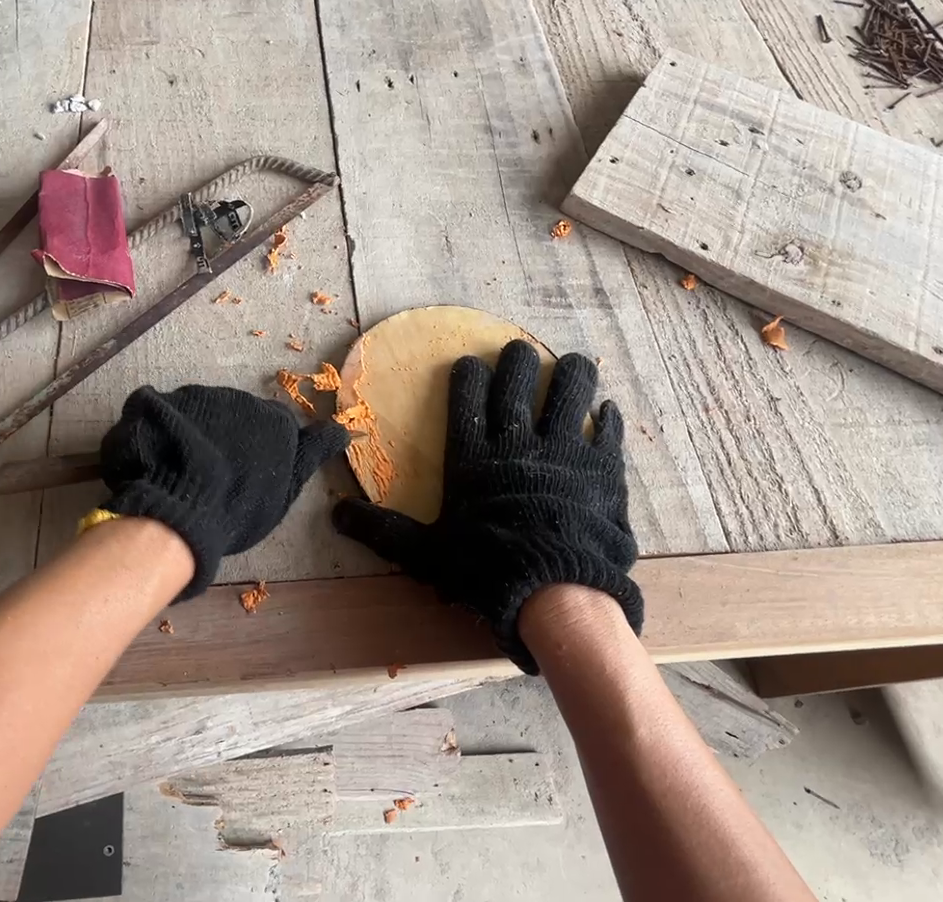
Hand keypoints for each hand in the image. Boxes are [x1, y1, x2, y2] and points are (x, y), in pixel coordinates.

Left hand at [100, 385, 350, 598]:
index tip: (247, 473)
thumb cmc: (240, 507)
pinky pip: (166, 412)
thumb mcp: (288, 486)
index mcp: (273, 417)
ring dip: (196, 433)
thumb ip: (313, 451)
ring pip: (202, 411)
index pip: (271, 424)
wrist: (178, 509)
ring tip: (185, 469)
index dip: (259, 448)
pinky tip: (158, 459)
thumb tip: (345, 427)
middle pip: (236, 414)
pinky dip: (164, 430)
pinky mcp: (161, 400)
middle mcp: (239, 397)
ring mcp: (198, 396)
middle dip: (227, 436)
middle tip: (215, 475)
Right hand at [331, 340, 640, 672]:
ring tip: (570, 364)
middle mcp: (517, 442)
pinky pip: (606, 432)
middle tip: (517, 350)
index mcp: (473, 456)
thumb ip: (382, 530)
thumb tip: (335, 515)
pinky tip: (605, 410)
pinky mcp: (602, 469)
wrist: (554, 592)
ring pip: (569, 393)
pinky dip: (606, 418)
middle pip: (517, 383)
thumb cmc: (484, 570)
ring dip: (570, 373)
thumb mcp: (423, 553)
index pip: (467, 397)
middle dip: (516, 360)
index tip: (470, 362)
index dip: (468, 374)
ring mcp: (563, 452)